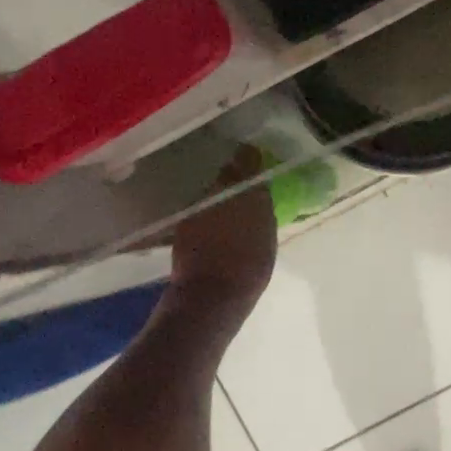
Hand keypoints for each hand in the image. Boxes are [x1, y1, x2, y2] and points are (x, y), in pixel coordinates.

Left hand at [169, 147, 275, 307]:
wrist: (212, 291)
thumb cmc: (250, 266)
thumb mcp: (267, 234)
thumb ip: (262, 209)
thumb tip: (258, 194)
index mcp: (248, 190)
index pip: (247, 159)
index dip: (250, 158)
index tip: (254, 159)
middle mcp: (220, 191)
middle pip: (226, 175)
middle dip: (234, 178)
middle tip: (243, 189)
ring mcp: (198, 206)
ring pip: (211, 193)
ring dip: (219, 198)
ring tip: (229, 213)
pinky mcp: (183, 223)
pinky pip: (200, 210)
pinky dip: (207, 215)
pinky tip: (213, 229)